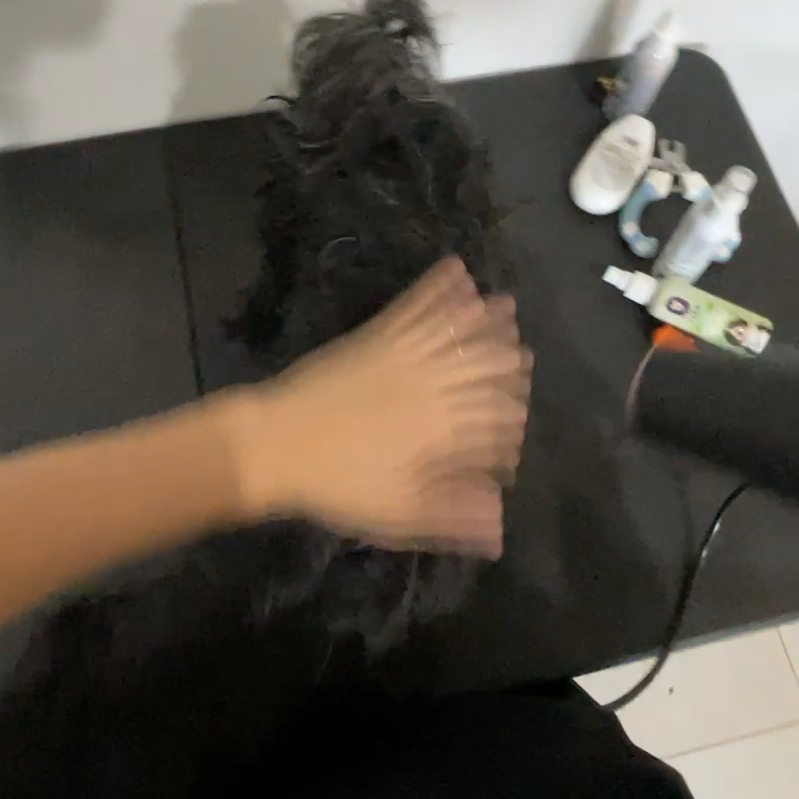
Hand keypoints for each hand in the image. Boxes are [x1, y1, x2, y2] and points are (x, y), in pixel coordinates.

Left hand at [227, 258, 531, 556]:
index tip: (512, 441)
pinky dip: (437, 288)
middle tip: (523, 361)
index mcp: (443, 428)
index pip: (497, 419)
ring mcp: (403, 353)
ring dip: (486, 318)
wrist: (274, 445)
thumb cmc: (337, 485)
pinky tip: (456, 270)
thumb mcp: (398, 513)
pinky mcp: (375, 335)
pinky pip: (415, 306)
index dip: (512, 427)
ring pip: (457, 330)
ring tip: (507, 305)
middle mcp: (433, 383)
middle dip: (510, 363)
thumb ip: (453, 516)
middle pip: (486, 364)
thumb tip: (501, 528)